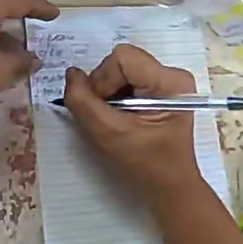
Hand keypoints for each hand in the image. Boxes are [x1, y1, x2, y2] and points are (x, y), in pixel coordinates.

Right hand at [61, 44, 206, 196]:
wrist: (168, 185)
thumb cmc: (145, 164)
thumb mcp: (108, 134)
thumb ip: (83, 101)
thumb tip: (71, 74)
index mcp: (169, 81)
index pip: (121, 58)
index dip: (103, 80)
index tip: (104, 108)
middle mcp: (171, 74)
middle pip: (119, 61)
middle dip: (103, 86)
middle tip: (107, 115)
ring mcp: (165, 80)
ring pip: (117, 69)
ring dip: (106, 92)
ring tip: (114, 117)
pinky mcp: (156, 87)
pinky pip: (122, 78)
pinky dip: (112, 95)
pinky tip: (119, 115)